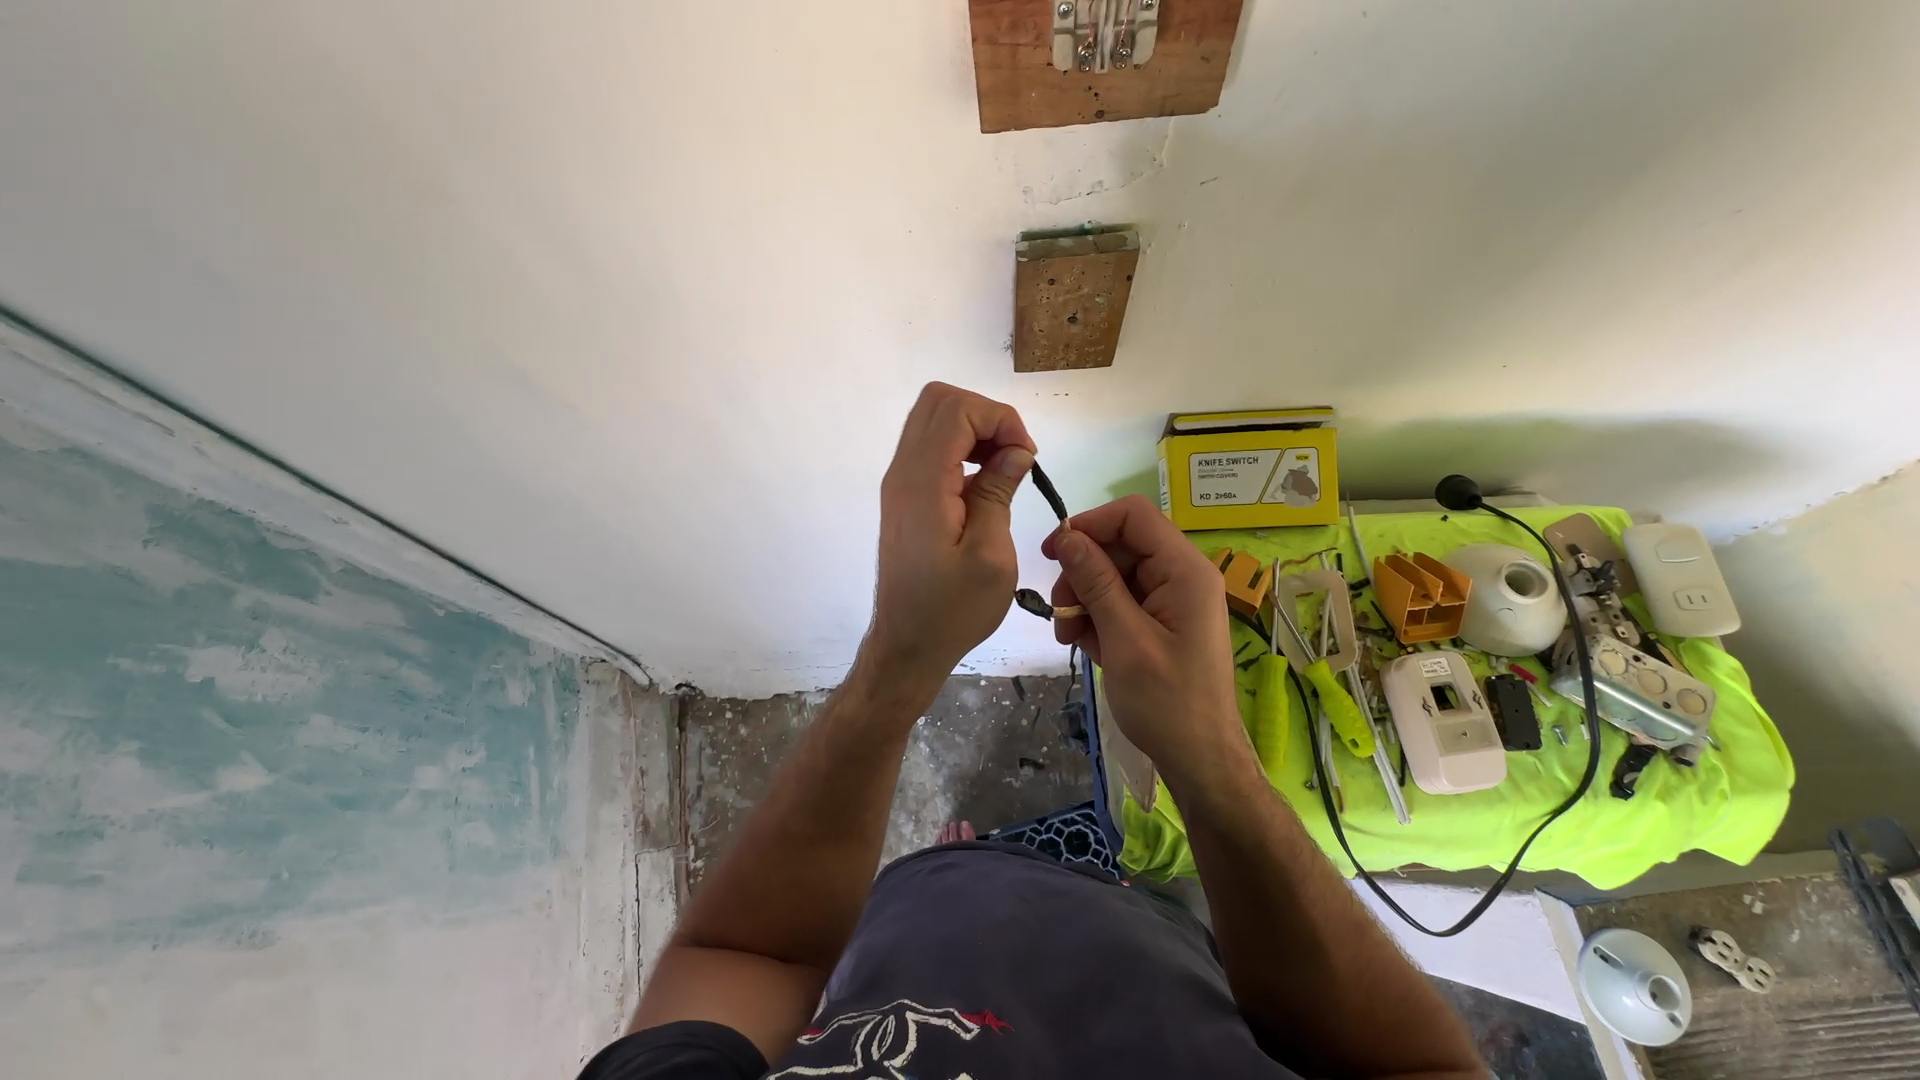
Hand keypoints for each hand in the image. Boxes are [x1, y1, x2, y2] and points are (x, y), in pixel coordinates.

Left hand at [865, 383, 1035, 691]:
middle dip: (986, 417)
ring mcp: (899, 484)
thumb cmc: (952, 610)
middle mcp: (902, 473)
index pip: (957, 410)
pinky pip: (930, 449)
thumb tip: (1015, 450)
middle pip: (939, 402)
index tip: (1027, 457)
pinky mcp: (904, 498)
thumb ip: (1000, 492)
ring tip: (1007, 468)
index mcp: (923, 483)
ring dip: (974, 431)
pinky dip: (962, 450)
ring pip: (933, 421)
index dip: (1000, 419)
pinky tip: (986, 483)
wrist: (907, 645)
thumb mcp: (991, 556)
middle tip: (1016, 456)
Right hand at [1042, 495, 1248, 778]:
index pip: (1134, 516)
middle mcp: (1181, 576)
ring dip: (1084, 599)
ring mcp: (1172, 600)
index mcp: (1185, 571)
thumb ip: (1096, 583)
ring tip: (1069, 637)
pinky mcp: (1161, 623)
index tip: (1053, 552)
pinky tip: (1085, 646)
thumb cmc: (1167, 702)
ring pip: (1114, 575)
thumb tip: (1068, 537)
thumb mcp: (1125, 640)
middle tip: (1059, 611)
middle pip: (1120, 546)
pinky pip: (1121, 602)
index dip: (1090, 524)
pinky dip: (1097, 618)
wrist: (1198, 758)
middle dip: (1082, 572)